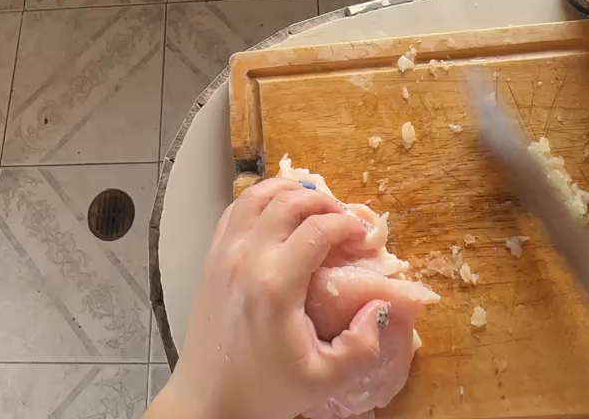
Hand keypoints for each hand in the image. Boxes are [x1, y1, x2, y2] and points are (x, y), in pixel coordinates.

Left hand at [151, 178, 390, 418]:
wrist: (208, 400)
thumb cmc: (265, 390)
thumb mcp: (324, 379)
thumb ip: (361, 345)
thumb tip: (380, 305)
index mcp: (276, 284)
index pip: (318, 229)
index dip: (347, 225)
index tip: (364, 237)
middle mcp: (248, 257)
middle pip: (289, 201)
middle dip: (324, 201)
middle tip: (343, 219)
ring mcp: (225, 251)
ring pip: (258, 194)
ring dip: (289, 190)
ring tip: (314, 204)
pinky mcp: (212, 255)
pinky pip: (237, 208)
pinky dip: (261, 198)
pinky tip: (278, 211)